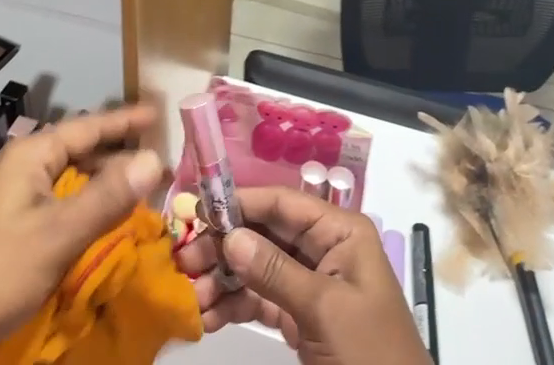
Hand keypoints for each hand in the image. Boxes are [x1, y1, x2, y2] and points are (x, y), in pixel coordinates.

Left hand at [0, 105, 167, 364]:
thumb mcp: (58, 234)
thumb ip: (107, 197)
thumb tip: (154, 157)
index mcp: (30, 156)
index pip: (89, 126)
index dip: (125, 120)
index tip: (159, 112)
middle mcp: (19, 169)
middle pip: (78, 150)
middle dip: (118, 153)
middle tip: (159, 159)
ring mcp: (8, 199)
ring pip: (66, 180)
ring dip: (102, 183)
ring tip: (138, 189)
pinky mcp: (3, 229)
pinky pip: (54, 204)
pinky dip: (82, 207)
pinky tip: (98, 224)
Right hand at [176, 187, 429, 364]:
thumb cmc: (370, 350)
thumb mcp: (325, 308)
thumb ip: (275, 270)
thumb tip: (229, 236)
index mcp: (339, 232)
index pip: (282, 203)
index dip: (239, 203)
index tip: (196, 212)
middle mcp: (322, 248)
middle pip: (262, 234)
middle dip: (222, 248)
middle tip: (183, 263)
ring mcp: (308, 282)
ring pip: (253, 267)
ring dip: (220, 281)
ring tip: (190, 298)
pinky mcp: (297, 316)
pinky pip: (257, 300)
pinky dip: (231, 306)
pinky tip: (206, 317)